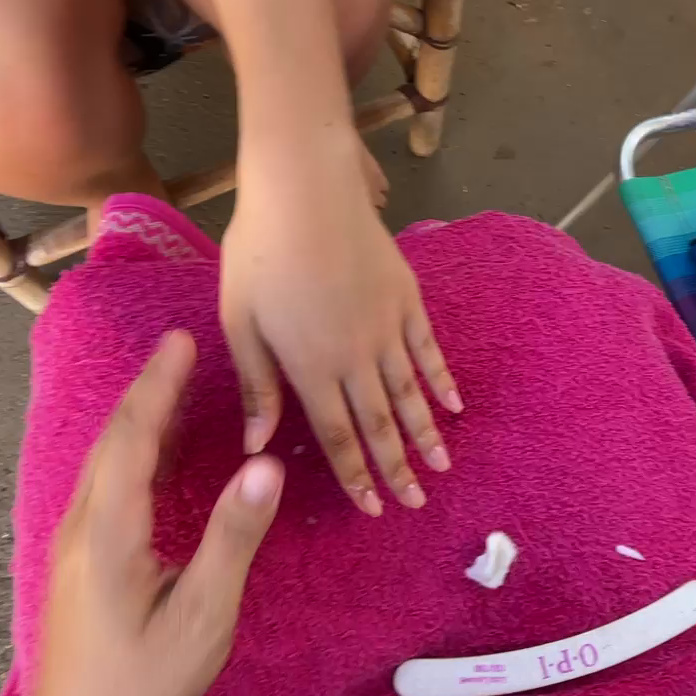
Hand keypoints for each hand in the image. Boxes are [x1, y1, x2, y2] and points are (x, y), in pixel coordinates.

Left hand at [27, 330, 283, 695]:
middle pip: (113, 442)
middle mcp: (83, 527)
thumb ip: (233, 538)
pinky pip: (106, 484)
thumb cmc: (143, 682)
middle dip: (147, 391)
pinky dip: (133, 449)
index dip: (157, 388)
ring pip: (105, 462)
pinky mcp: (82, 560)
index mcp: (109, 534)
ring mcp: (76, 544)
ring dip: (138, 416)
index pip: (132, 441)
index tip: (179, 342)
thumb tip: (266, 466)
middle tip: (180, 349)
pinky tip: (155, 450)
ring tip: (171, 383)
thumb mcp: (201, 616)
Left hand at [220, 134, 460, 515]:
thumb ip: (257, 384)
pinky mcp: (408, 300)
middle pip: (380, 423)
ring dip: (427, 434)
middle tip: (417, 502)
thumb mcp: (240, 321)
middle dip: (397, 467)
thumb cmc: (258, 253)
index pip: (338, 434)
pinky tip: (455, 404)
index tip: (372, 506)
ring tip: (443, 466)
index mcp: (311, 367)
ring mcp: (388, 328)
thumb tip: (259, 442)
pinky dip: (442, 379)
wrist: (305, 189)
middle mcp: (356, 357)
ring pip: (410, 393)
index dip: (356, 474)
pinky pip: (429, 349)